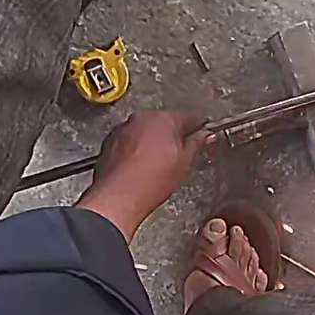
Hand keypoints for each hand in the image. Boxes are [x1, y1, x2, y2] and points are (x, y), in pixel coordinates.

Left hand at [75, 111, 213, 239]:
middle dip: (171, 136)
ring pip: (144, 131)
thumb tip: (205, 135)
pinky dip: (135, 150)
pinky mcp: (110, 142)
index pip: (188, 118)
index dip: (197, 129)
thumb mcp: (184, 162)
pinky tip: (140, 168)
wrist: (119, 196)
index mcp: (164, 118)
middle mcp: (142, 118)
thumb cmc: (151, 180)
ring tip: (157, 166)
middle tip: (178, 157)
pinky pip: (129, 141)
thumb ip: (196, 143)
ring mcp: (124, 129)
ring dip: (152, 143)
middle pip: (164, 122)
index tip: (200, 137)